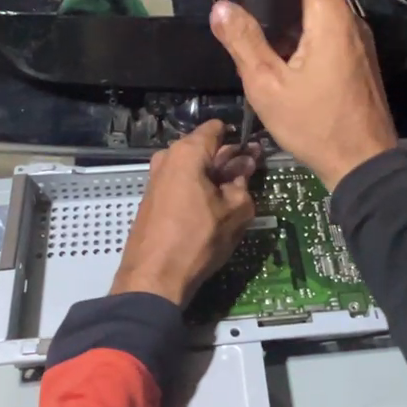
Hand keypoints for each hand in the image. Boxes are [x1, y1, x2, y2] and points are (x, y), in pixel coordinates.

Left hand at [111, 121, 258, 306]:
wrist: (154, 278)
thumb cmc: (198, 239)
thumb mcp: (235, 211)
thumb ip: (243, 182)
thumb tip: (245, 166)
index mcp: (188, 151)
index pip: (218, 128)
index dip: (239, 138)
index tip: (254, 154)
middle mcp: (168, 157)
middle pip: (205, 148)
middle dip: (228, 160)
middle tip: (250, 177)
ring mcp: (156, 177)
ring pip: (193, 168)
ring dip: (213, 177)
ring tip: (234, 198)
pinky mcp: (152, 198)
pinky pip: (181, 183)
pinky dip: (198, 189)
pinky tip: (213, 209)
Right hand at [210, 0, 398, 187]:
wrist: (364, 163)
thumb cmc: (317, 126)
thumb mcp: (268, 87)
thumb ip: (244, 42)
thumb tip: (222, 9)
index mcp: (329, 19)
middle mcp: (346, 20)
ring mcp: (353, 38)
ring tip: (245, 4)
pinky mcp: (353, 55)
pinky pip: (323, 19)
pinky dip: (295, 13)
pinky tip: (271, 32)